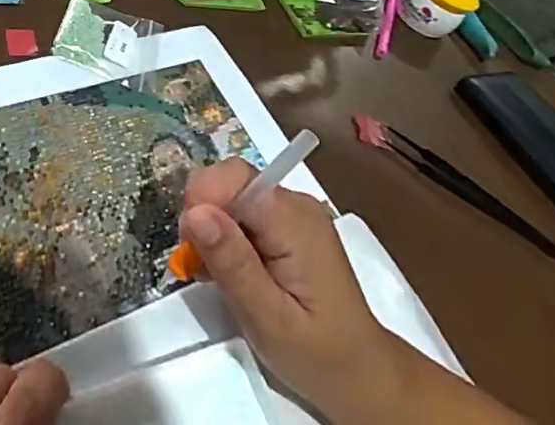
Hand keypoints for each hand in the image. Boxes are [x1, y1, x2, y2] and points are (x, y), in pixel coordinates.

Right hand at [180, 159, 528, 424]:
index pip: (235, 177)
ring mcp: (291, 214)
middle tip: (199, 264)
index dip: (204, 199)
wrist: (363, 376)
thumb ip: (233, 263)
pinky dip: (224, 237)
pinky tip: (226, 270)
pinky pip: (242, 213)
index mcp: (294, 220)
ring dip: (211, 230)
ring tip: (212, 274)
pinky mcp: (285, 227)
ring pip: (231, 197)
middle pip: (231, 183)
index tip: (190, 243)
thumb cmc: (318, 354)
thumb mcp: (269, 318)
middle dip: (203, 215)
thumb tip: (196, 212)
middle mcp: (294, 204)